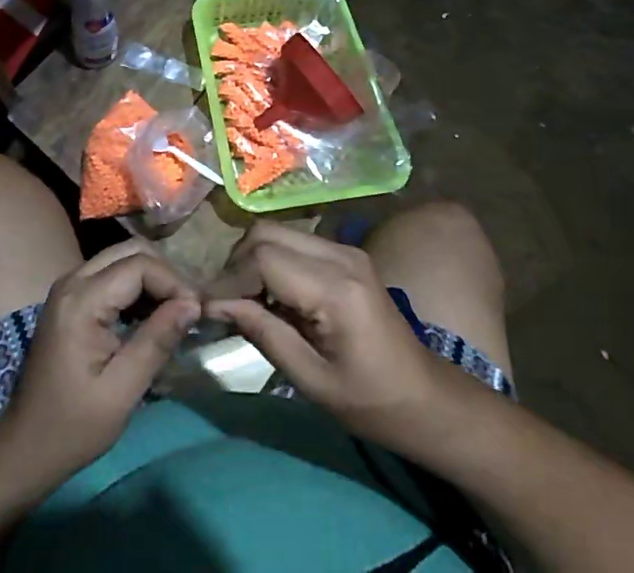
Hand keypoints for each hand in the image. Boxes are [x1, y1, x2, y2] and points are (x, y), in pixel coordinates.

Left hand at [0, 239, 199, 483]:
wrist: (24, 448)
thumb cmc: (73, 426)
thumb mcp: (122, 390)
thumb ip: (157, 341)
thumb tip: (194, 304)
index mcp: (81, 302)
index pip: (140, 265)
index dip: (175, 282)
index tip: (197, 313)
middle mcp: (72, 282)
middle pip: (132, 251)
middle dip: (167, 274)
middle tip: (190, 308)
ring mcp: (68, 287)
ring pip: (123, 258)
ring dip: (154, 278)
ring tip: (178, 312)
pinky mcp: (71, 298)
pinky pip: (112, 274)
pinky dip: (138, 286)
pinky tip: (154, 316)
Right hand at [205, 220, 454, 444]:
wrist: (425, 396)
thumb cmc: (370, 401)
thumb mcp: (310, 378)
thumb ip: (262, 333)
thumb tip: (213, 305)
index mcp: (337, 288)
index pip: (264, 257)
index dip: (228, 280)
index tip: (208, 311)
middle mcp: (341, 255)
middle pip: (267, 232)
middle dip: (236, 264)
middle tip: (225, 305)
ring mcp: (346, 250)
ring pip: (278, 231)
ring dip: (253, 261)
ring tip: (244, 303)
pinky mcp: (346, 255)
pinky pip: (295, 242)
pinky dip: (272, 262)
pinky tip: (271, 298)